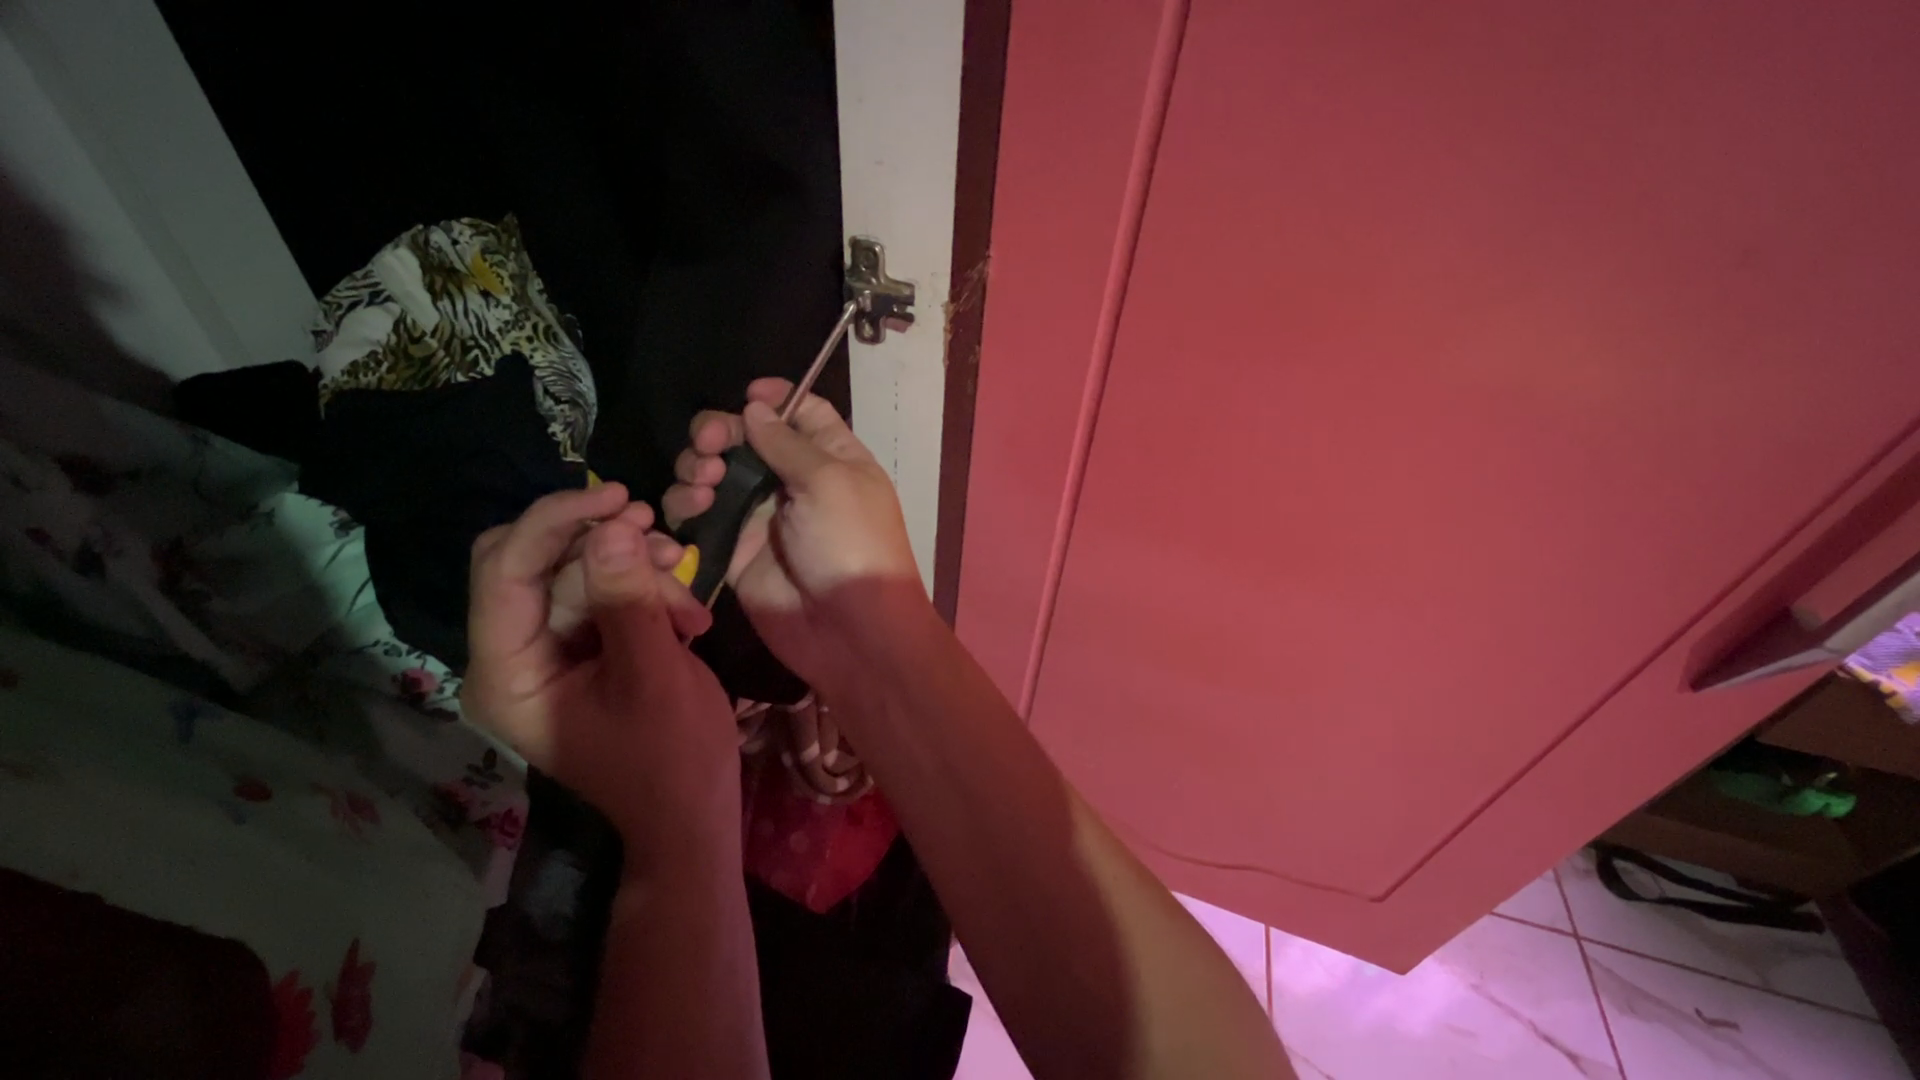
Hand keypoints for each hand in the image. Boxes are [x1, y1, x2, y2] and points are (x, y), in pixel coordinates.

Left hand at [461, 484, 739, 862]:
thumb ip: (629, 600)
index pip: (503, 570)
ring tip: (689, 596)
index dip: (553, 522)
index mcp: (505, 674)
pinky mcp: (581, 653)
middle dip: (603, 547)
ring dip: (639, 573)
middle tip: (662, 538)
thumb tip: (614, 526)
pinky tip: (688, 615)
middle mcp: (511, 657)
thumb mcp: (654, 674)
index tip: (617, 496)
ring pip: (580, 575)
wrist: (693, 813)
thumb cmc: (672, 757)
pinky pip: (604, 597)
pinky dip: (647, 595)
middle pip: (538, 565)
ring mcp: (547, 655)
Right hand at [663, 378, 923, 689]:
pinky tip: (692, 509)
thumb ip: (787, 443)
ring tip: (703, 482)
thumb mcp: (830, 481)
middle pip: (745, 438)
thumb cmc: (851, 544)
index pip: (801, 413)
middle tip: (711, 444)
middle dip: (720, 431)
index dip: (774, 399)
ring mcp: (761, 517)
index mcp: (832, 457)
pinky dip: (687, 506)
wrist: (849, 630)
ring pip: (714, 474)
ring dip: (698, 467)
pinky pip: (700, 518)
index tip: (745, 395)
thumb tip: (754, 407)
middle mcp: (793, 481)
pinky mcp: (733, 550)